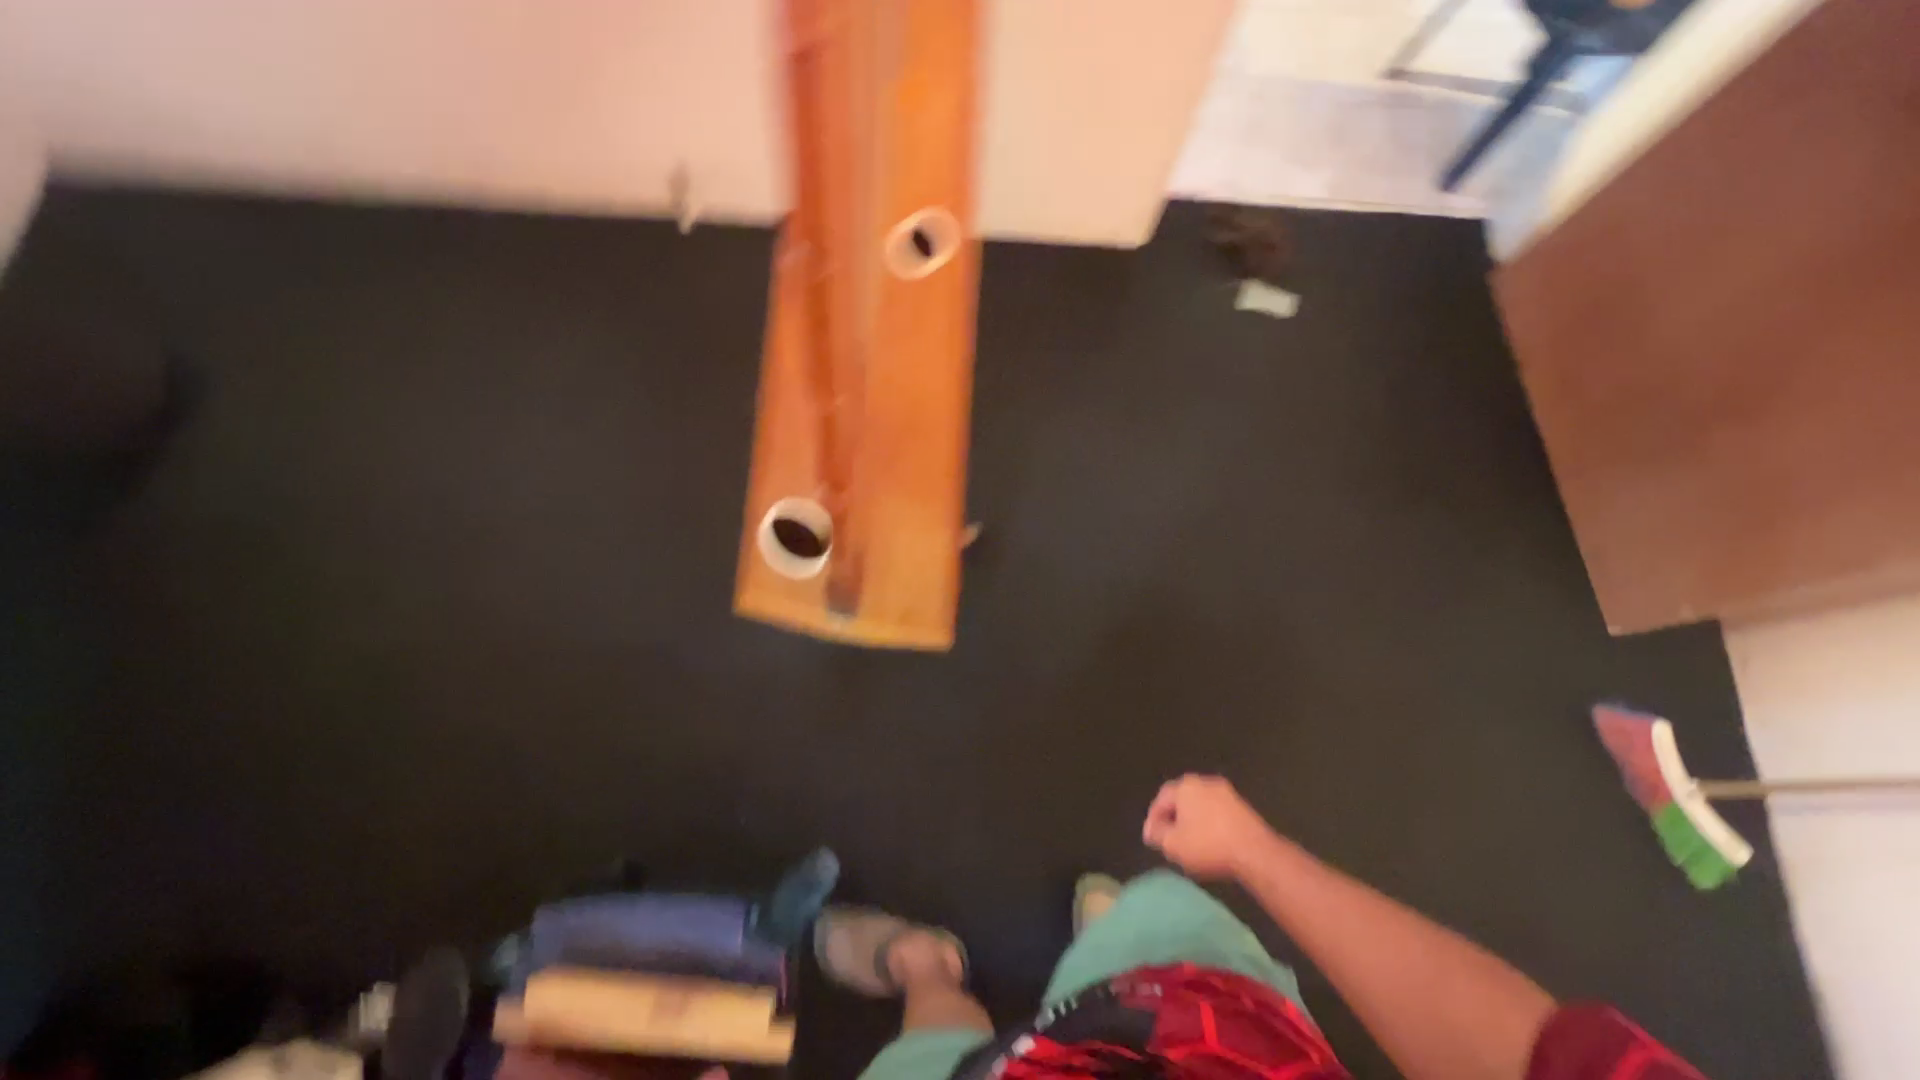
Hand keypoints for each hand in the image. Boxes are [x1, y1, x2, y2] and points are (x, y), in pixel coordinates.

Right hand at [1142, 774, 1277, 880]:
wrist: (1255, 852)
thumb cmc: (1208, 845)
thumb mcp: (1172, 844)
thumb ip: (1157, 834)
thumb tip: (1151, 829)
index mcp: (1185, 786)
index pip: (1161, 798)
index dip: (1153, 818)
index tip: (1152, 837)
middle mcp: (1205, 782)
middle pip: (1181, 799)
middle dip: (1173, 817)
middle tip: (1168, 837)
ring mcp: (1226, 793)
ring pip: (1200, 805)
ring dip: (1192, 821)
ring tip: (1188, 842)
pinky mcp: (1242, 807)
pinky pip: (1216, 812)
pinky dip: (1209, 824)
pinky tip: (1209, 841)